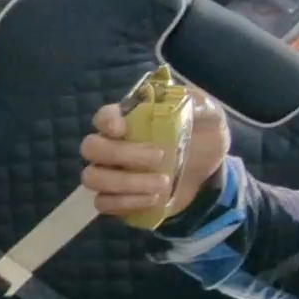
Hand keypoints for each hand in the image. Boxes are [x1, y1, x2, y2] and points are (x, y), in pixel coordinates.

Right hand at [80, 90, 228, 218]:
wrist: (207, 177)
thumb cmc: (201, 142)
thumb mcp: (208, 117)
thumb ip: (195, 103)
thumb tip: (178, 96)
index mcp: (127, 124)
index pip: (102, 117)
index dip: (106, 121)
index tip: (122, 129)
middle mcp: (108, 148)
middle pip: (90, 148)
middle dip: (121, 154)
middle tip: (159, 157)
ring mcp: (106, 174)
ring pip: (92, 178)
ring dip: (127, 182)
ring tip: (163, 183)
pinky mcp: (110, 198)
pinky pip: (102, 202)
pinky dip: (128, 202)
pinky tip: (154, 198)